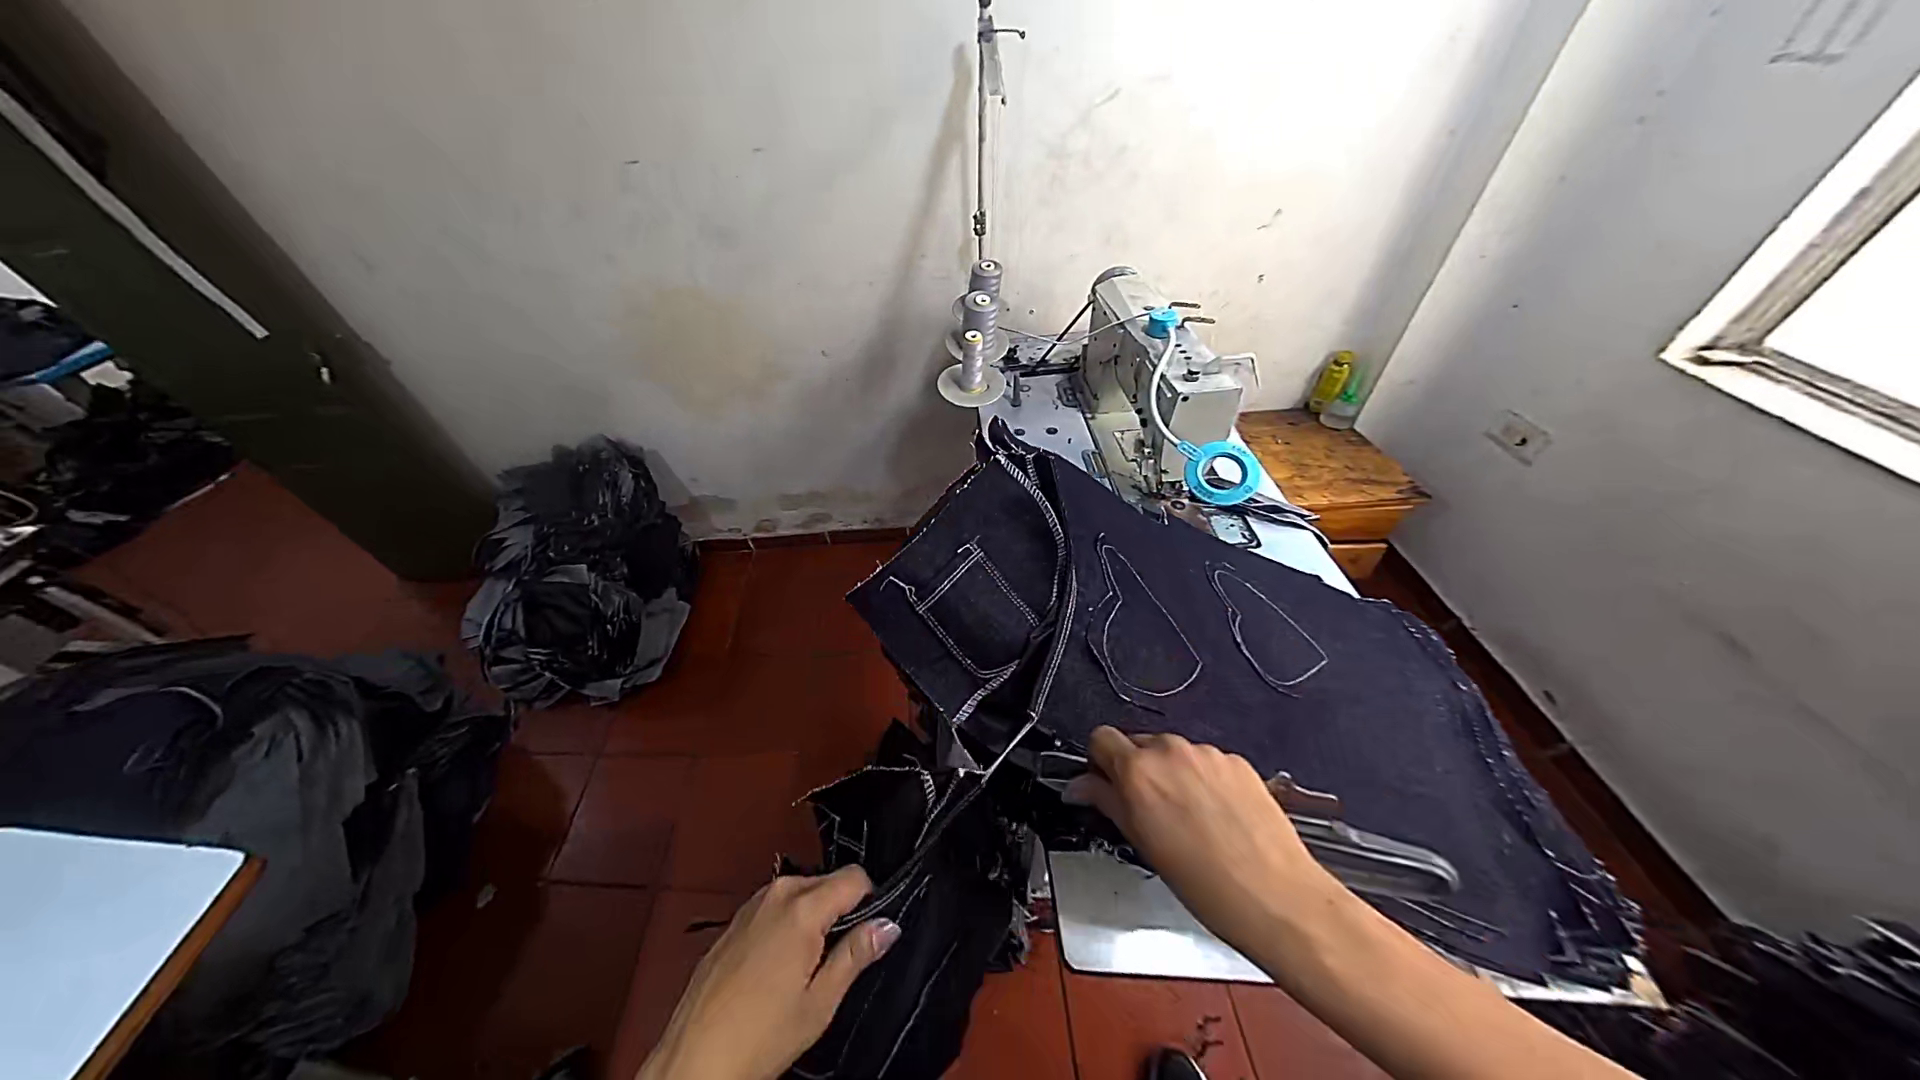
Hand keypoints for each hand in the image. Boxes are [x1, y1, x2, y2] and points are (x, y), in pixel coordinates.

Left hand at [639, 867, 900, 1079]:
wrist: (692, 1061)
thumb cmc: (756, 1038)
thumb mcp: (820, 1002)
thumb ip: (857, 954)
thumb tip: (888, 926)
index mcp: (802, 909)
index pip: (855, 876)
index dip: (871, 901)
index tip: (870, 930)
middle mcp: (776, 895)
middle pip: (828, 882)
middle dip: (840, 911)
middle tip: (835, 960)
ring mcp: (752, 905)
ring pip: (802, 893)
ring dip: (813, 918)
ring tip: (804, 970)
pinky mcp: (735, 920)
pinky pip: (776, 907)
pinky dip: (786, 925)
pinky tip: (777, 969)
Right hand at [1063, 726, 1340, 953]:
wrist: (1277, 897)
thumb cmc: (1211, 884)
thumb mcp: (1141, 844)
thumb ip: (1107, 803)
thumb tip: (1083, 788)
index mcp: (1139, 771)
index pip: (1100, 738)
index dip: (1099, 762)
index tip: (1104, 782)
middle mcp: (1171, 752)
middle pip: (1137, 744)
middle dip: (1135, 771)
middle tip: (1144, 809)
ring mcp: (1207, 755)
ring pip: (1172, 753)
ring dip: (1170, 775)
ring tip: (1184, 820)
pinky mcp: (1236, 762)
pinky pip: (1206, 761)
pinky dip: (1202, 781)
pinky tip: (1212, 817)